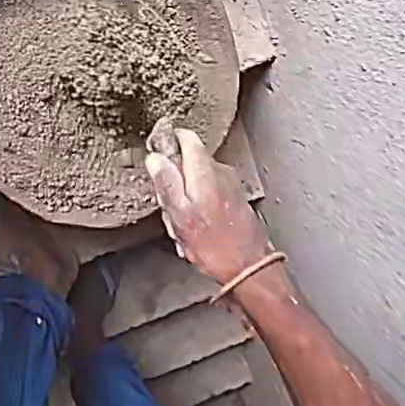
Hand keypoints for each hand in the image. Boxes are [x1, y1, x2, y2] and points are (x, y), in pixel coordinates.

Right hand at [144, 123, 275, 284]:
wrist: (250, 269)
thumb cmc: (214, 245)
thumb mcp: (179, 214)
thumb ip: (166, 182)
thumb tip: (155, 158)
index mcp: (204, 171)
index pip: (186, 137)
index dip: (168, 142)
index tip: (158, 156)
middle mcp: (221, 172)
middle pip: (189, 161)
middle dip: (175, 178)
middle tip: (170, 205)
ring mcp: (230, 185)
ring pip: (198, 179)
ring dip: (186, 197)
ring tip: (184, 224)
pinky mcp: (236, 199)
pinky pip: (209, 193)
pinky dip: (199, 207)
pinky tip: (198, 229)